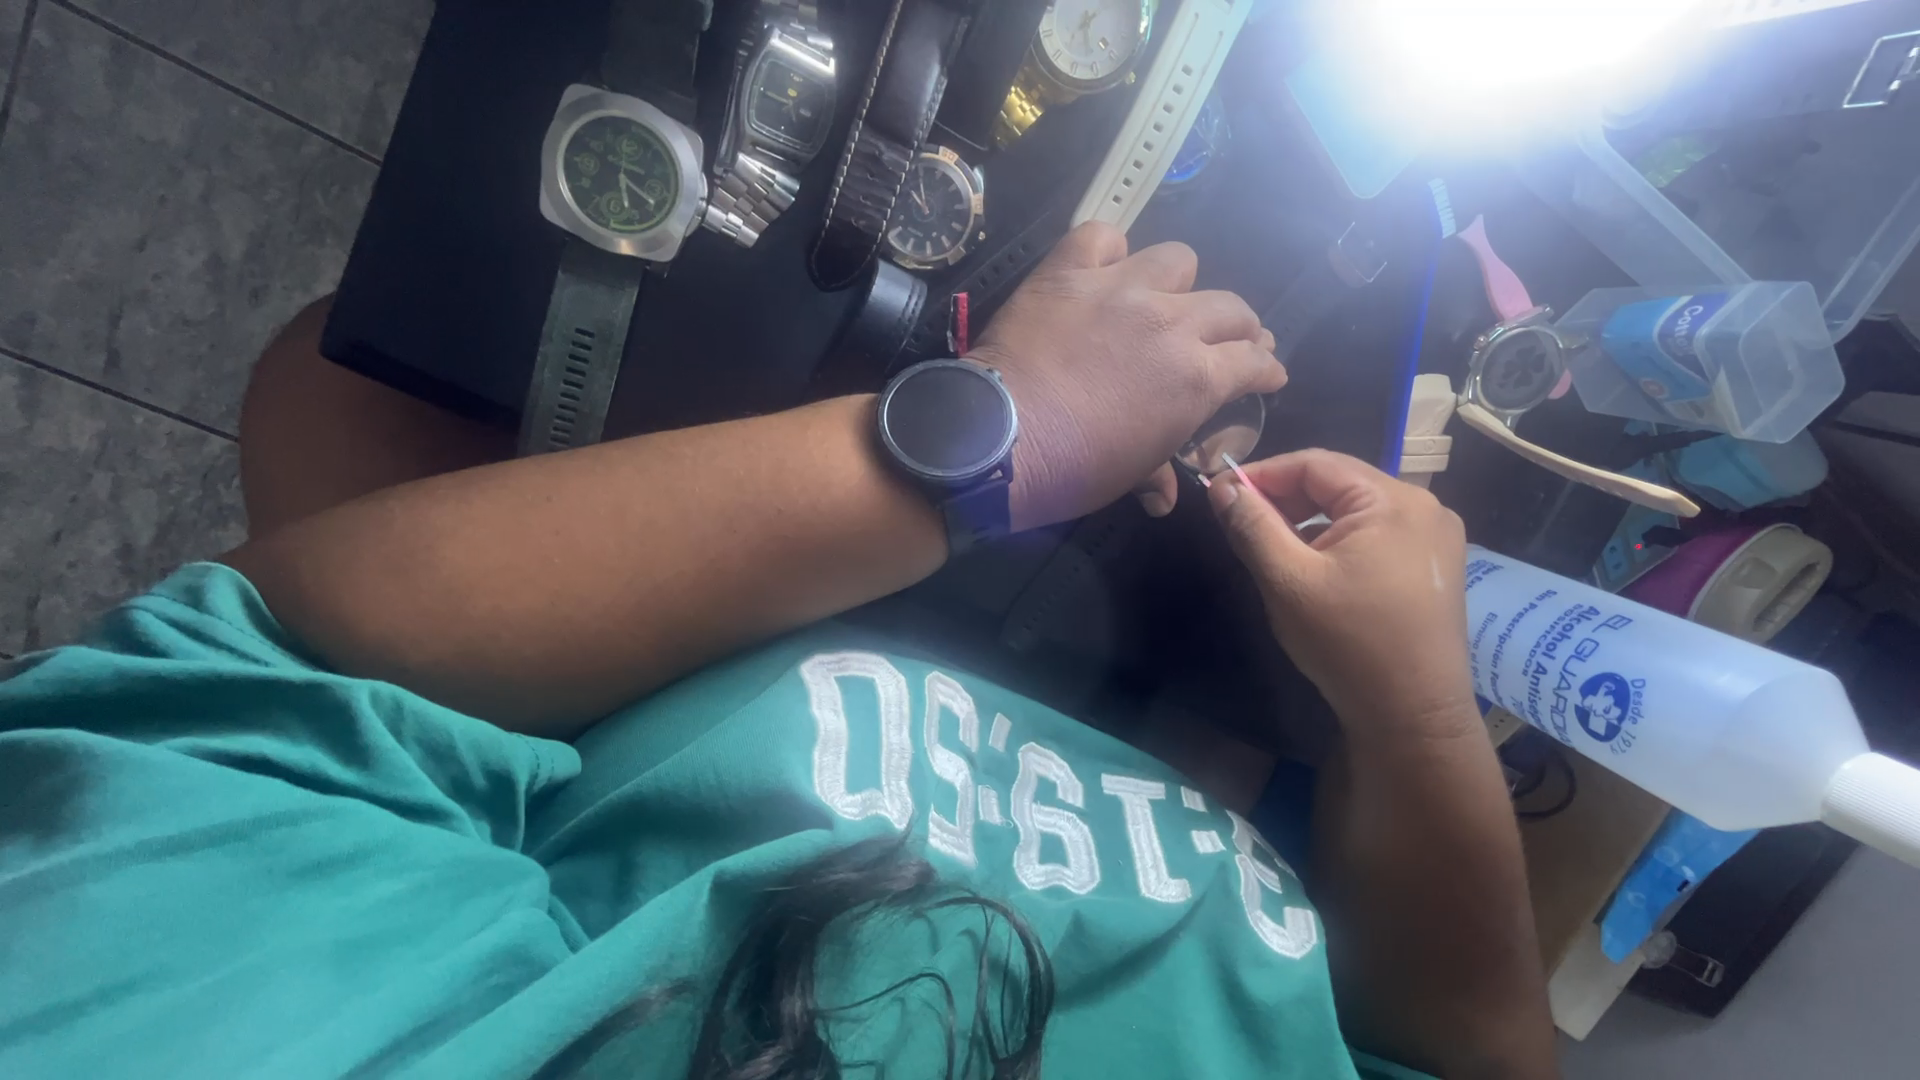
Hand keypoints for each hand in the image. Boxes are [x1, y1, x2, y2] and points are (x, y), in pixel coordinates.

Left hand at [970, 222, 1283, 530]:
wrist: (1000, 444)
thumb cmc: (1071, 471)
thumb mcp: (1125, 475)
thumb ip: (1156, 471)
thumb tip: (1163, 497)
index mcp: (1196, 379)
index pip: (1253, 361)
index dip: (1266, 367)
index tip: (1267, 371)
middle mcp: (1171, 323)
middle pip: (1230, 306)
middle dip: (1239, 326)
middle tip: (1228, 340)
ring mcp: (1119, 289)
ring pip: (1177, 260)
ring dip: (1179, 283)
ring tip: (1165, 299)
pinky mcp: (1068, 273)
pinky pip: (1101, 237)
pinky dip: (1108, 250)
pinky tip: (1104, 268)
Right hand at [1207, 450, 1478, 740]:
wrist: (1412, 715)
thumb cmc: (1347, 643)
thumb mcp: (1287, 580)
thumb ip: (1252, 526)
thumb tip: (1223, 487)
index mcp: (1393, 502)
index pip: (1315, 463)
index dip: (1262, 473)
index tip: (1220, 494)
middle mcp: (1423, 507)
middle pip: (1337, 483)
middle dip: (1283, 498)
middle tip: (1239, 522)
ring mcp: (1433, 537)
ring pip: (1353, 510)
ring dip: (1306, 520)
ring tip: (1269, 547)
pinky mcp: (1432, 565)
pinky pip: (1372, 534)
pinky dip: (1333, 540)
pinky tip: (1310, 568)